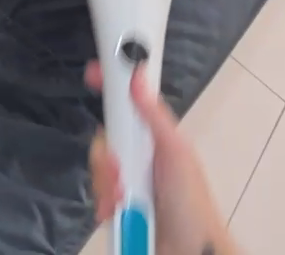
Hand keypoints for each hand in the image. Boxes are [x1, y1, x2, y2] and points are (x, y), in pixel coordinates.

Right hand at [87, 62, 238, 254]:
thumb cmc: (192, 205)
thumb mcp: (176, 153)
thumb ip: (154, 114)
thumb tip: (137, 74)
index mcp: (154, 138)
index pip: (127, 103)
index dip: (110, 85)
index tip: (92, 72)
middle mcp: (138, 157)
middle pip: (105, 137)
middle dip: (106, 155)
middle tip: (118, 169)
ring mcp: (127, 183)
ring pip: (98, 166)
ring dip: (108, 182)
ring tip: (125, 199)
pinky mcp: (116, 209)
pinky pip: (96, 194)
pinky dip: (105, 202)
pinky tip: (118, 212)